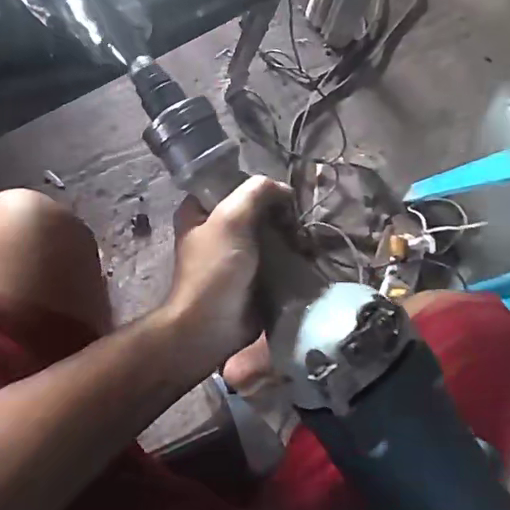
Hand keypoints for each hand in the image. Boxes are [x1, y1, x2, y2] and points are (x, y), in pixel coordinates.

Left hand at [161, 176, 292, 372]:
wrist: (213, 327)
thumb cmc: (215, 269)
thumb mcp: (231, 218)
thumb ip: (256, 192)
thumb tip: (284, 189)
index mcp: (197, 212)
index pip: (229, 183)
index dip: (255, 182)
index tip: (282, 186)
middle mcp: (214, 230)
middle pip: (252, 209)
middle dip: (277, 209)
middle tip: (302, 209)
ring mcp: (234, 255)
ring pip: (266, 233)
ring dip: (287, 232)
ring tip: (311, 229)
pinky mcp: (251, 277)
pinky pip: (274, 257)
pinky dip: (290, 254)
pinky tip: (309, 248)